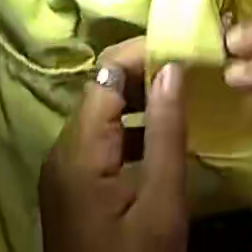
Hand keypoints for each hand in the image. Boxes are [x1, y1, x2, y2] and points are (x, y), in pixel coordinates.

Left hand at [40, 39, 188, 251]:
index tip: (184, 48)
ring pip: (102, 111)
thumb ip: (166, 131)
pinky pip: (100, 138)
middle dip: (145, 71)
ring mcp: (63, 168)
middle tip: (189, 68)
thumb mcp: (160, 204)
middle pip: (102, 87)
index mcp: (79, 149)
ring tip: (181, 93)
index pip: (107, 72)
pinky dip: (129, 126)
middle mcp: (63, 149)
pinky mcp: (71, 186)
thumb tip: (173, 66)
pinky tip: (160, 134)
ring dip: (139, 97)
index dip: (144, 52)